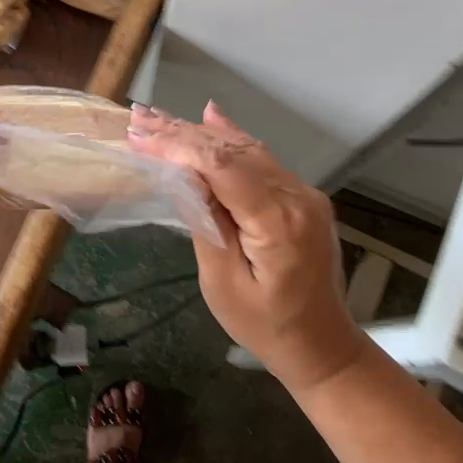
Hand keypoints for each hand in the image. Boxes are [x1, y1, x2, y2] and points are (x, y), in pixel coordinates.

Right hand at [128, 102, 368, 390]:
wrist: (322, 346)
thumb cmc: (265, 326)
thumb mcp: (222, 282)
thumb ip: (205, 222)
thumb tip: (183, 174)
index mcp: (278, 222)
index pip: (222, 166)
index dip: (179, 145)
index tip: (141, 135)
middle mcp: (297, 196)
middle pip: (233, 151)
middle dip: (183, 134)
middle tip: (140, 119)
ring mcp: (304, 194)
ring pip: (247, 150)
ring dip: (201, 134)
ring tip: (158, 118)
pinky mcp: (303, 197)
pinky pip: (262, 161)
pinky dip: (230, 141)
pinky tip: (210, 117)